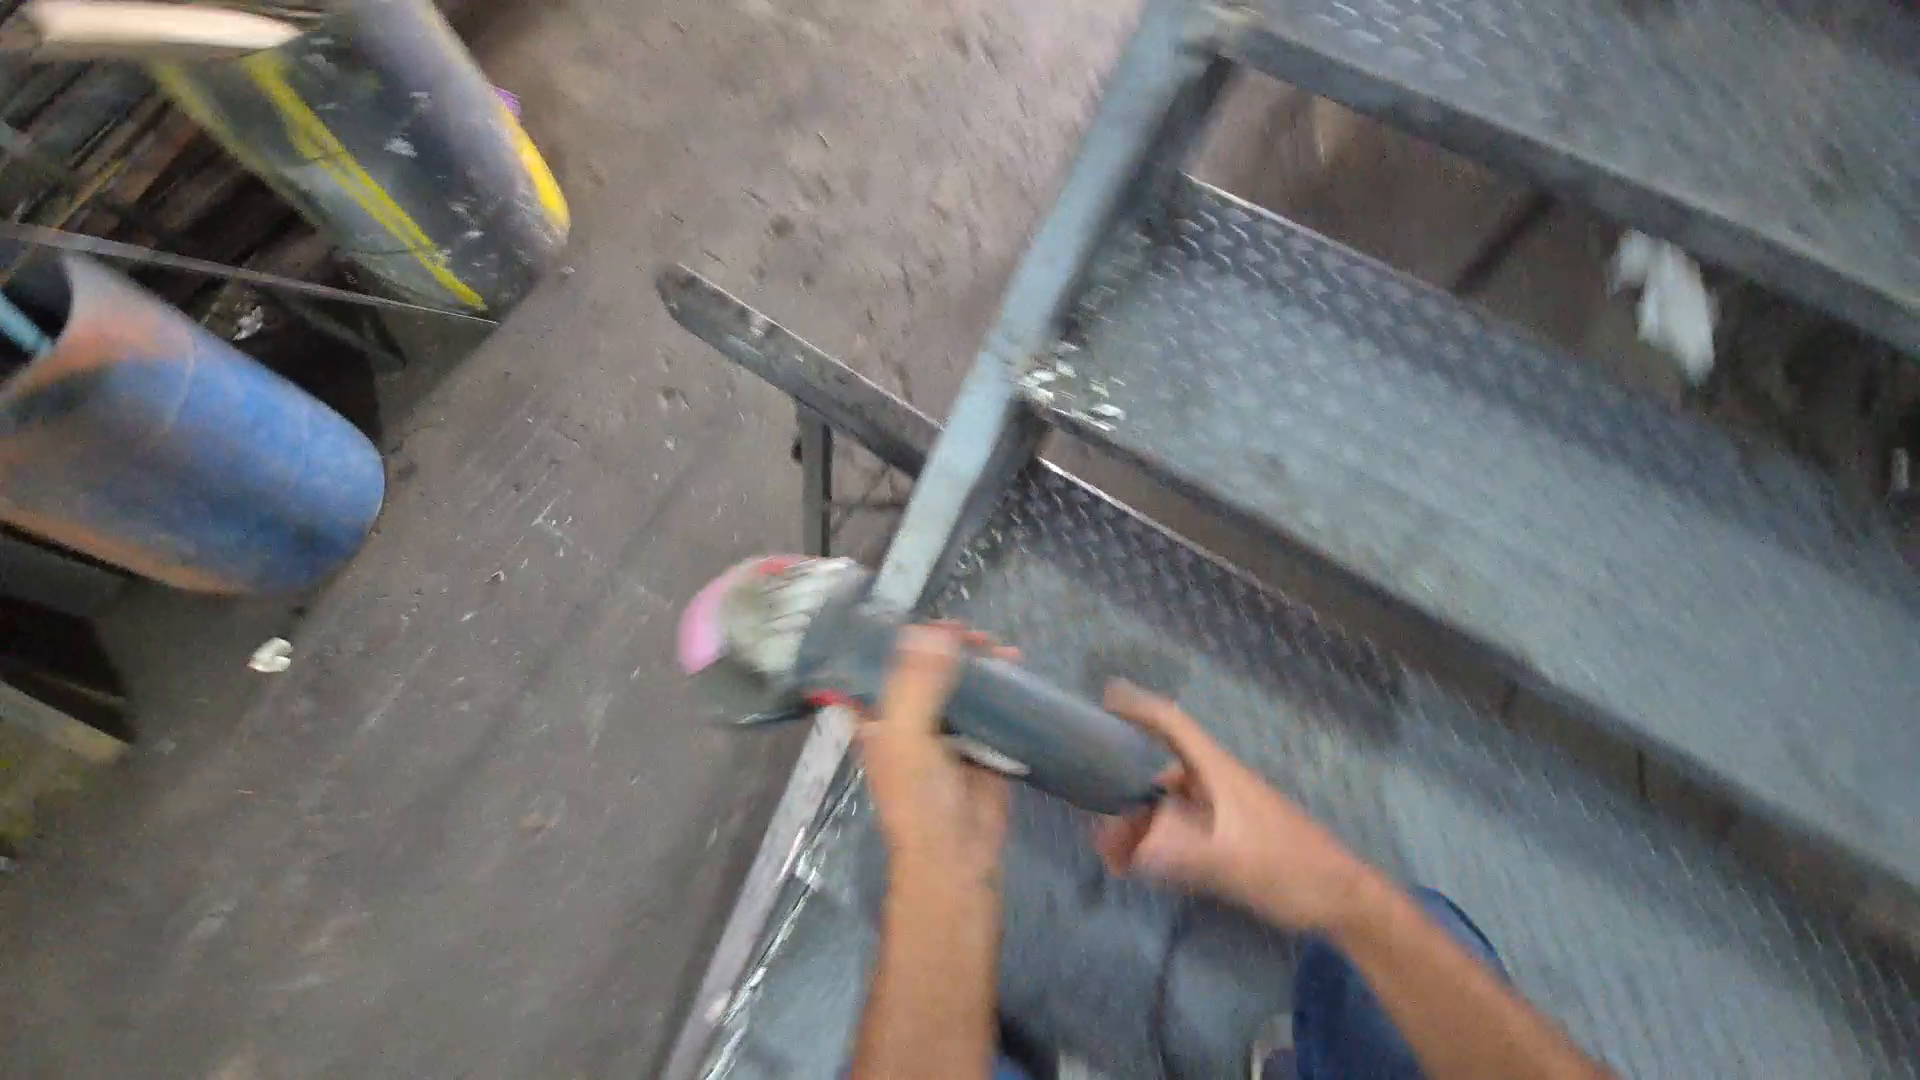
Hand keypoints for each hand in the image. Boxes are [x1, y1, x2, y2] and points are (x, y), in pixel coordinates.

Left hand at [857, 623, 1014, 885]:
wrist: (958, 853)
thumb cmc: (919, 796)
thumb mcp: (906, 734)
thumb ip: (916, 681)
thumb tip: (929, 630)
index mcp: (881, 720)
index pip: (884, 669)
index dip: (902, 642)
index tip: (929, 622)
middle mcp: (910, 722)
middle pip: (927, 672)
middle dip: (948, 647)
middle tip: (971, 634)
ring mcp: (948, 733)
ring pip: (962, 686)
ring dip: (978, 663)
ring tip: (996, 646)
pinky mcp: (983, 744)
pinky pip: (992, 708)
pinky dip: (1003, 686)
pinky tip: (1016, 666)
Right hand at [1092, 681, 1377, 930]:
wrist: (1345, 902)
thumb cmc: (1292, 870)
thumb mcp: (1234, 865)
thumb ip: (1183, 855)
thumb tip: (1134, 848)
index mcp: (1218, 773)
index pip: (1173, 725)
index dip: (1139, 706)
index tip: (1105, 697)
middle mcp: (1216, 785)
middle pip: (1160, 775)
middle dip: (1126, 797)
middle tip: (1100, 831)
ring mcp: (1223, 812)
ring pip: (1169, 807)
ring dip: (1140, 826)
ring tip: (1115, 858)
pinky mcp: (1230, 838)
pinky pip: (1182, 830)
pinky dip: (1158, 842)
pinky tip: (1144, 866)